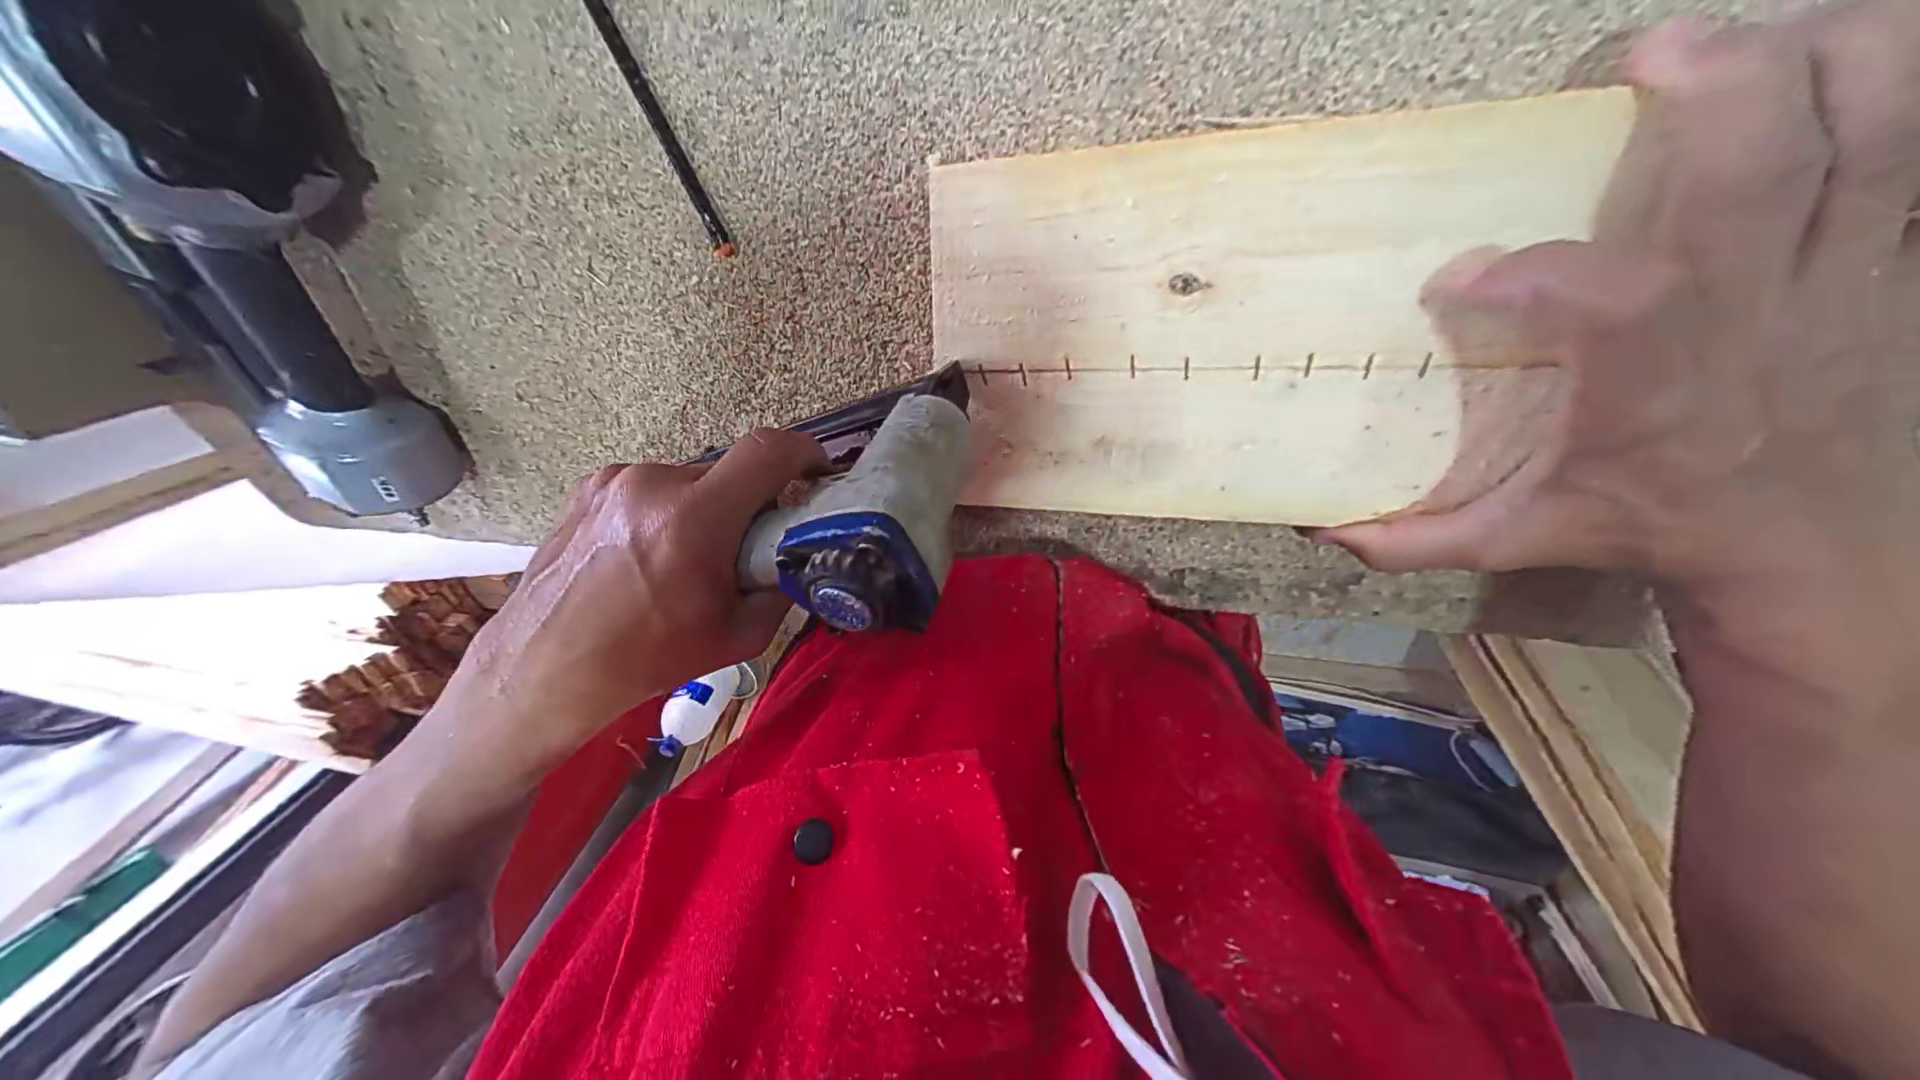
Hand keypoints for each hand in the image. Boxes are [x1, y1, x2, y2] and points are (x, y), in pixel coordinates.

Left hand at [426, 429, 825, 779]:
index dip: (805, 454)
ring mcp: (614, 481)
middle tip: (748, 544)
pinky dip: (671, 510)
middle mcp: (651, 485)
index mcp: (692, 520)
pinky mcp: (590, 487)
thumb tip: (797, 558)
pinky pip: (655, 487)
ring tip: (692, 557)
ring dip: (708, 507)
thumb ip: (781, 588)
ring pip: (692, 479)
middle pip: (731, 470)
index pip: (768, 452)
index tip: (817, 472)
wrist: (544, 669)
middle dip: (751, 500)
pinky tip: (654, 553)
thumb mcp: (738, 636)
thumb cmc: (643, 659)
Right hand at [1322, 5, 1919, 599]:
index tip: (1456, 281)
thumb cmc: (1648, 530)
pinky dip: (1885, 77)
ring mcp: (1847, 276)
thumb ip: (1415, 541)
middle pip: (1764, 162)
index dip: (1519, 272)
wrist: (1819, 547)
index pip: (1601, 296)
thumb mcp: (1514, 540)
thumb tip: (1322, 531)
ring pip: (1880, 118)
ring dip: (1820, 54)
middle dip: (1714, 82)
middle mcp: (1756, 314)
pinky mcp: (1897, 261)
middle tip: (1646, 53)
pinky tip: (1823, 65)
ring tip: (1737, 44)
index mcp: (1651, 384)